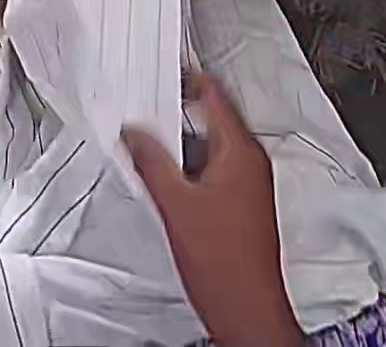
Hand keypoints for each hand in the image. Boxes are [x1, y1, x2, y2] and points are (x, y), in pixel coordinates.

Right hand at [123, 74, 300, 346]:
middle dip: (182, 112)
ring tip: (158, 147)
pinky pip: (220, 165)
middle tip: (154, 111)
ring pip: (216, 142)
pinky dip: (196, 162)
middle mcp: (251, 159)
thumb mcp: (175, 205)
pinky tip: (174, 180)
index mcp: (240, 150)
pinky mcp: (247, 199)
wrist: (248, 314)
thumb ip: (151, 161)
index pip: (215, 94)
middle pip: (215, 116)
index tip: (169, 70)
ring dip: (187, 141)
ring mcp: (252, 180)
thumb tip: (132, 134)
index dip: (190, 77)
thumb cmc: (224, 266)